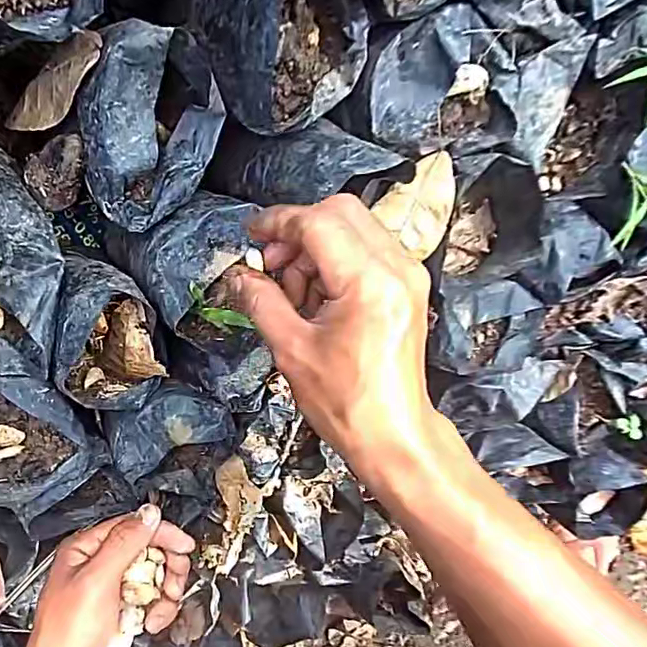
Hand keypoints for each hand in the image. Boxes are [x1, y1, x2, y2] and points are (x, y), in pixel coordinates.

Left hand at [23, 504, 193, 646]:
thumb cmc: (64, 638)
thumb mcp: (96, 582)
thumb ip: (124, 544)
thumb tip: (148, 515)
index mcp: (86, 550)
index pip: (132, 526)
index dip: (161, 534)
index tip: (183, 546)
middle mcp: (100, 566)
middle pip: (149, 549)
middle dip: (167, 566)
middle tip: (172, 583)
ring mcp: (114, 589)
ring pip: (156, 575)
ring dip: (165, 592)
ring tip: (161, 607)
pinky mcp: (125, 611)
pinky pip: (155, 599)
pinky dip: (160, 610)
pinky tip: (150, 622)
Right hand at [232, 194, 450, 480]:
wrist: (392, 433)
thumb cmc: (349, 403)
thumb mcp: (291, 350)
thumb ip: (261, 302)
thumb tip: (240, 276)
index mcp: (369, 283)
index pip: (318, 223)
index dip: (277, 223)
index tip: (252, 233)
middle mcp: (396, 270)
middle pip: (339, 213)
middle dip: (296, 233)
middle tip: (270, 266)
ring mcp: (406, 277)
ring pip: (352, 229)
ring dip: (314, 249)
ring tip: (293, 294)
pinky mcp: (406, 288)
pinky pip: (365, 251)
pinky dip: (334, 262)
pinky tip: (315, 299)